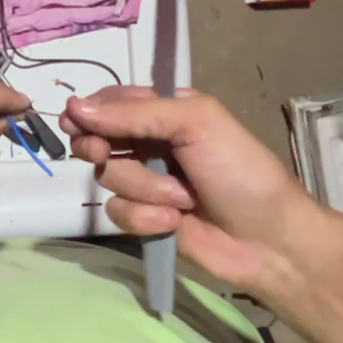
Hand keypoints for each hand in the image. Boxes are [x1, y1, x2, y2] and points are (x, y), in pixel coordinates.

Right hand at [61, 86, 342, 322]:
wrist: (269, 241)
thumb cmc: (241, 172)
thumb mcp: (196, 124)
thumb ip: (136, 112)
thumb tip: (73, 107)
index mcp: (164, 111)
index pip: (111, 101)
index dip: (88, 111)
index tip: (75, 121)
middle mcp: (149, 142)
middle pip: (96, 137)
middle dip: (99, 148)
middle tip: (104, 154)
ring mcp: (145, 181)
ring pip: (107, 177)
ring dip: (143, 188)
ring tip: (182, 199)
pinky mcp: (143, 217)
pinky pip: (117, 211)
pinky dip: (144, 217)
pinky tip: (173, 221)